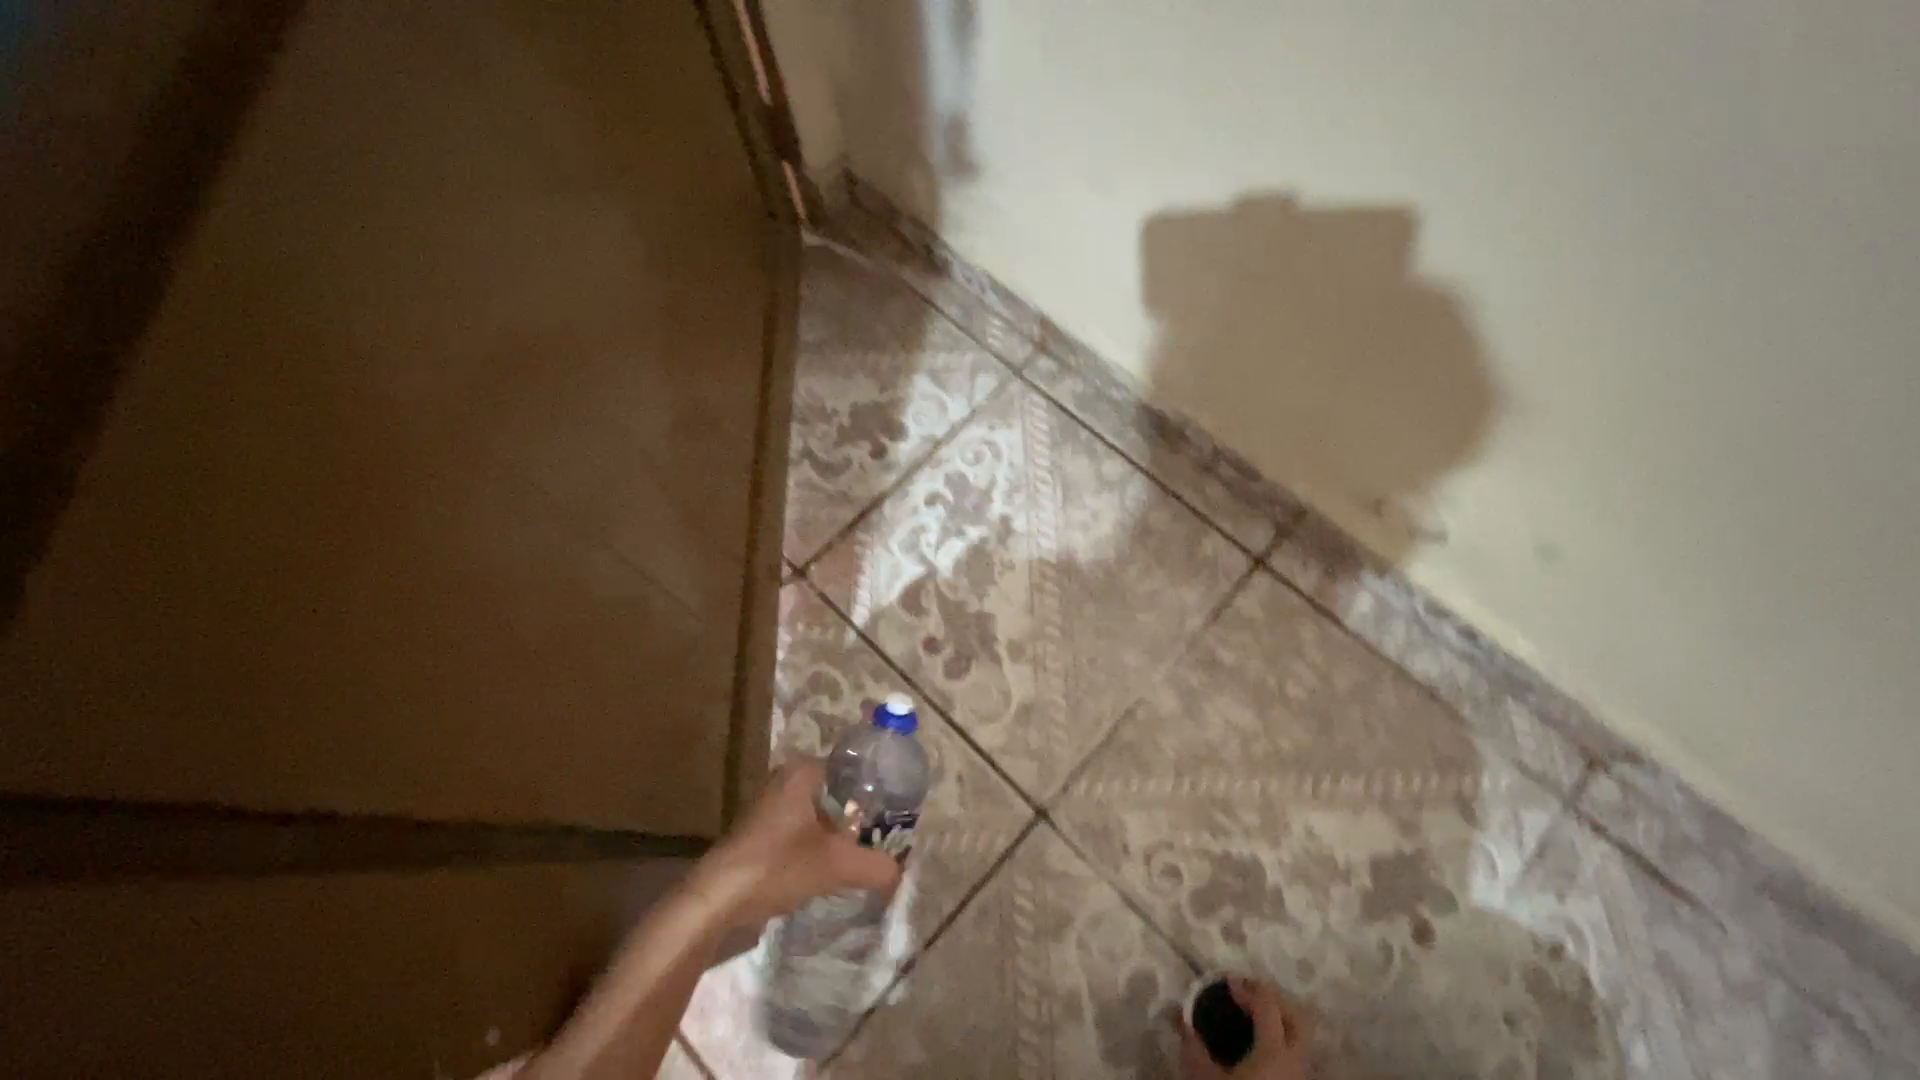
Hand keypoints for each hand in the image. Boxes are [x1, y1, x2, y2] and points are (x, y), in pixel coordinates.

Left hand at [690, 761, 902, 927]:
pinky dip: (820, 848)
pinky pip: (804, 834)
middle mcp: (786, 781)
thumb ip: (874, 865)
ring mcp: (771, 808)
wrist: (717, 900)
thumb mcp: (836, 865)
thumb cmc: (777, 865)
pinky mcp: (761, 835)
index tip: (898, 813)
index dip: (878, 790)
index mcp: (802, 772)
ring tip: (867, 855)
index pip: (853, 769)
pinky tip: (835, 870)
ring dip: (840, 835)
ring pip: (820, 816)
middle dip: (861, 816)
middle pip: (838, 794)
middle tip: (887, 838)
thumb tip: (898, 870)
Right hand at [1175, 978, 1313, 1079]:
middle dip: (1276, 999)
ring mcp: (1301, 1077)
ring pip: (1303, 1038)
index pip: (1269, 1006)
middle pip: (1300, 1017)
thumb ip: (1192, 1046)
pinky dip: (1282, 1040)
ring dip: (1282, 1020)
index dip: (1249, 989)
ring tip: (1253, 1018)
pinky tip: (1259, 1047)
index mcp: (1274, 1052)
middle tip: (1248, 995)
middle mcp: (1296, 1061)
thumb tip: (1177, 1017)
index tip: (1227, 984)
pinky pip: (1297, 1055)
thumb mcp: (1204, 1079)